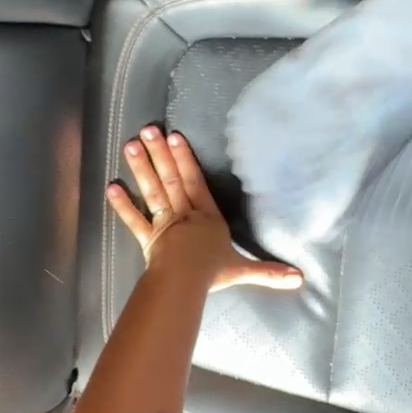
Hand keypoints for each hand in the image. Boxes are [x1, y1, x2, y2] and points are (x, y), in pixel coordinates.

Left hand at [108, 126, 303, 291]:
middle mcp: (184, 214)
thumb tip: (300, 277)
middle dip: (160, 153)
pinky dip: (123, 204)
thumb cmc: (213, 272)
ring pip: (153, 191)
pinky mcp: (147, 238)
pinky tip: (112, 186)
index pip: (195, 182)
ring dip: (141, 168)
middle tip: (148, 130)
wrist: (185, 282)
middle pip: (171, 179)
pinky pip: (134, 220)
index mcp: (207, 217)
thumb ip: (268, 271)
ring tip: (130, 145)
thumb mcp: (242, 269)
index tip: (175, 137)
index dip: (185, 159)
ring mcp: (163, 224)